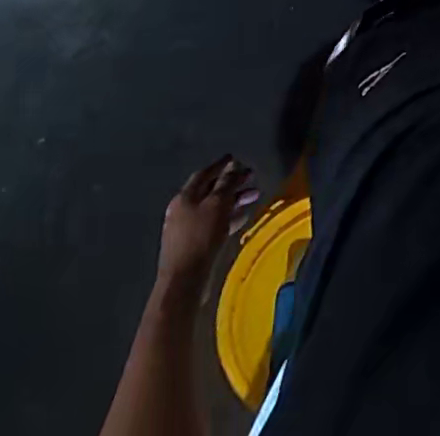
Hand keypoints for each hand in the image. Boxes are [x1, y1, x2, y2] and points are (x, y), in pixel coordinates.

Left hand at [157, 155, 260, 284]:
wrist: (185, 280)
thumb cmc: (201, 237)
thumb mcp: (218, 205)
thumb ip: (227, 183)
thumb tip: (234, 165)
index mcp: (185, 197)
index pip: (204, 173)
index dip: (221, 165)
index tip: (236, 158)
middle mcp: (184, 209)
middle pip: (211, 190)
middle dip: (232, 182)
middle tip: (252, 176)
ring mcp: (189, 228)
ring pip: (215, 207)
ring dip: (235, 199)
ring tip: (255, 195)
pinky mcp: (196, 244)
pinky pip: (215, 223)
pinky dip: (230, 217)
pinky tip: (244, 216)